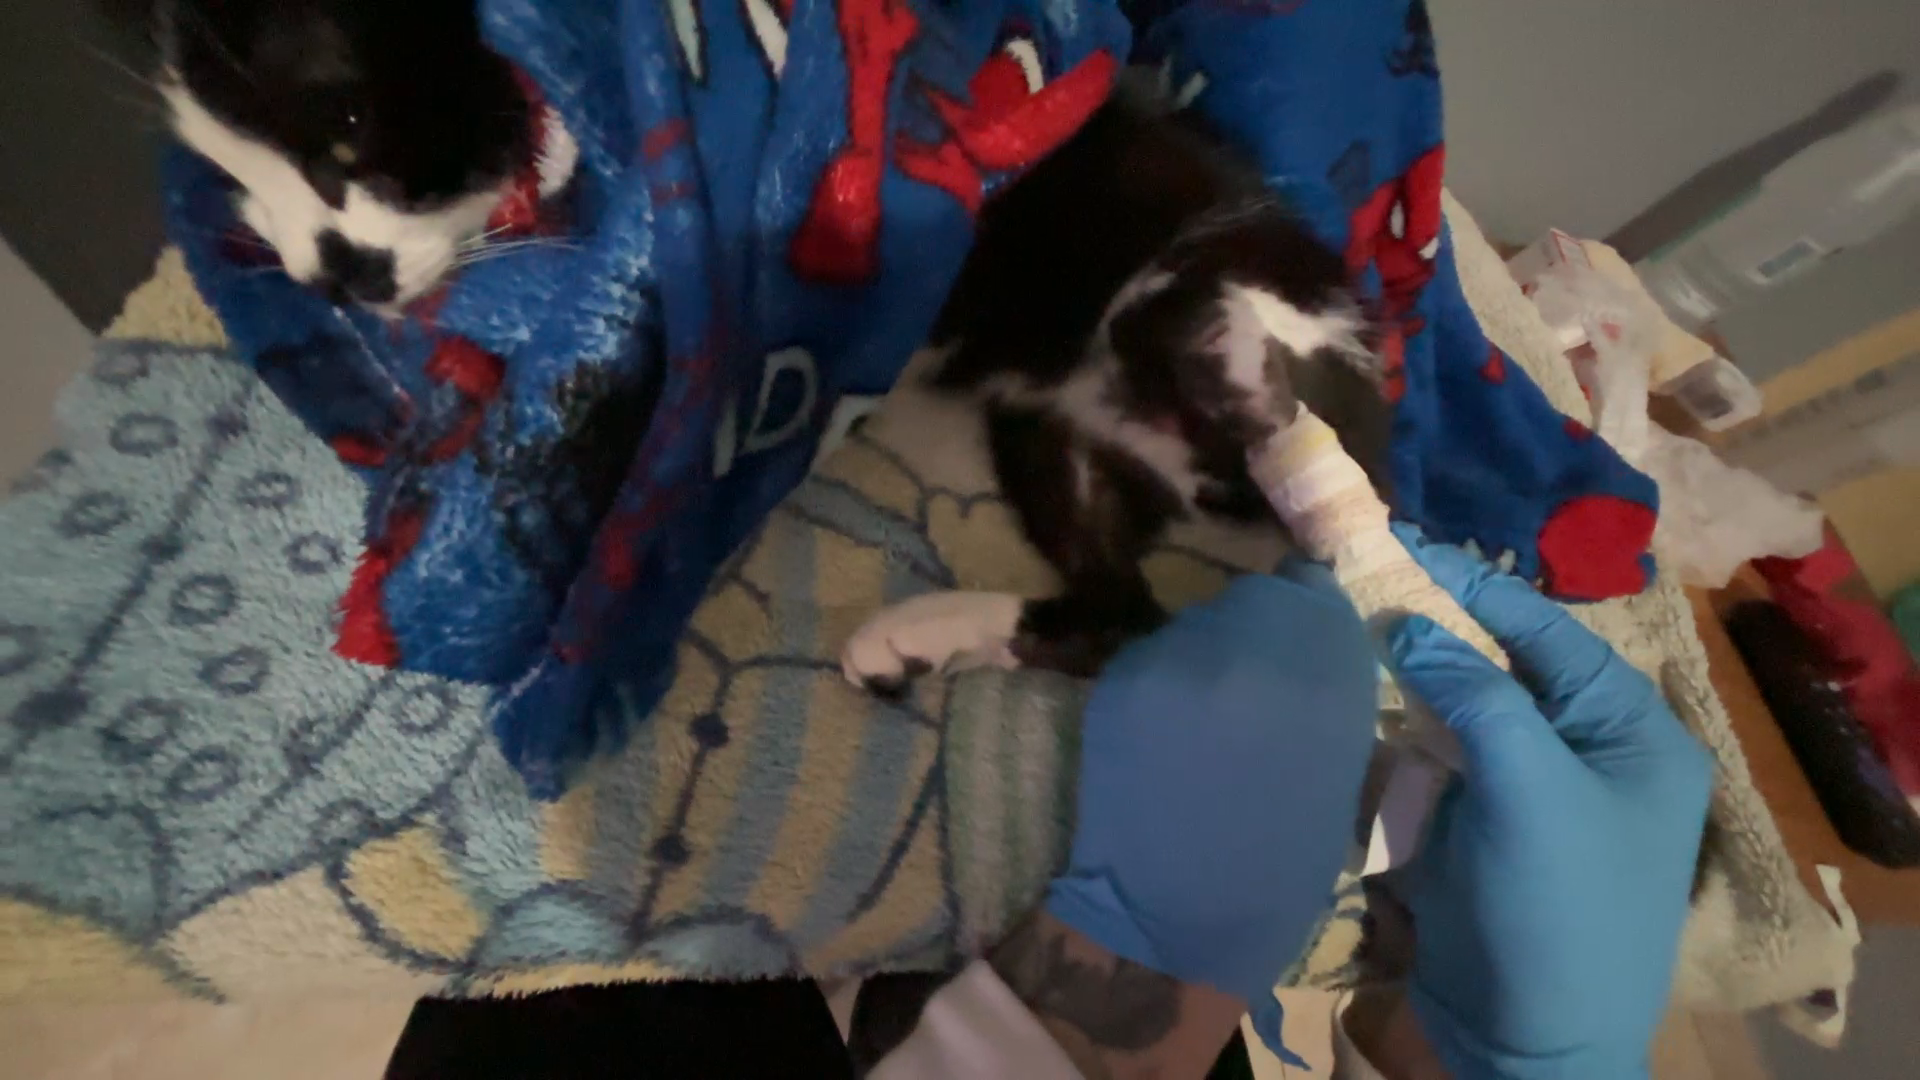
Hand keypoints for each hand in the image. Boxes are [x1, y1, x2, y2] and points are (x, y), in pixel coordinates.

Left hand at [1044, 560, 1378, 1002]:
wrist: (1176, 911)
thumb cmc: (1274, 862)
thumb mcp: (1338, 769)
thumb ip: (1325, 688)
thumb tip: (1307, 637)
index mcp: (1324, 679)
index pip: (1309, 587)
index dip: (1301, 605)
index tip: (1294, 626)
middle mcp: (1248, 650)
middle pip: (1250, 597)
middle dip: (1252, 627)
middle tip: (1246, 675)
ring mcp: (1175, 658)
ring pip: (1196, 621)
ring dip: (1205, 650)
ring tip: (1203, 709)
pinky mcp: (1121, 675)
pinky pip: (1153, 652)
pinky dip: (1163, 676)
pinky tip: (1164, 723)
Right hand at [1386, 529, 1712, 1078]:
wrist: (1522, 1023)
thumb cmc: (1556, 902)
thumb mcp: (1533, 789)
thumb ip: (1476, 694)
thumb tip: (1405, 623)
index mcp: (1624, 728)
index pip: (1543, 630)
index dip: (1473, 583)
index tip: (1402, 542)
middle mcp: (1575, 738)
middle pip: (1497, 655)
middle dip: (1434, 615)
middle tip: (1366, 573)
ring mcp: (1517, 770)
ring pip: (1457, 690)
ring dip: (1407, 658)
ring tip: (1349, 615)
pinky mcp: (1468, 798)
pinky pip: (1430, 732)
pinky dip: (1395, 703)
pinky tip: (1355, 680)